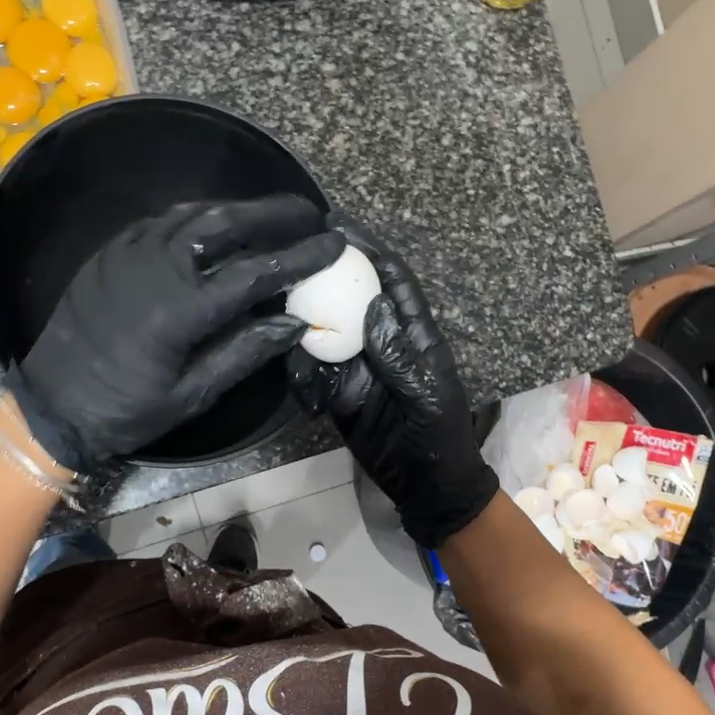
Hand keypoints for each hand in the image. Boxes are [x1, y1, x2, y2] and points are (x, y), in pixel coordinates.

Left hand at [6, 196, 345, 473]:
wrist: (51, 404)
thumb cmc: (124, 409)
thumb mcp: (190, 394)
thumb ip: (243, 353)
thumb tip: (293, 323)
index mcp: (180, 309)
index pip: (255, 271)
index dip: (299, 256)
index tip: (333, 244)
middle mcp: (156, 267)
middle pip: (226, 224)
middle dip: (273, 214)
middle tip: (309, 213)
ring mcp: (128, 253)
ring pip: (193, 214)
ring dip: (237, 208)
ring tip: (271, 212)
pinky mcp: (109, 252)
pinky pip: (160, 221)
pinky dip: (196, 215)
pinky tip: (214, 221)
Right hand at [288, 215, 497, 545]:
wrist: (427, 488)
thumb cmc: (440, 438)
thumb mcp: (427, 396)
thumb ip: (400, 354)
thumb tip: (373, 305)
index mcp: (413, 335)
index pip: (391, 281)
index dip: (369, 251)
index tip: (338, 226)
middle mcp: (381, 343)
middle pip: (352, 297)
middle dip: (327, 273)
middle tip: (291, 251)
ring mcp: (357, 369)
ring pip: (326, 331)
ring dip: (304, 316)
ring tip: (274, 296)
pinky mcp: (338, 396)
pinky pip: (313, 373)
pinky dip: (299, 366)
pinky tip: (284, 356)